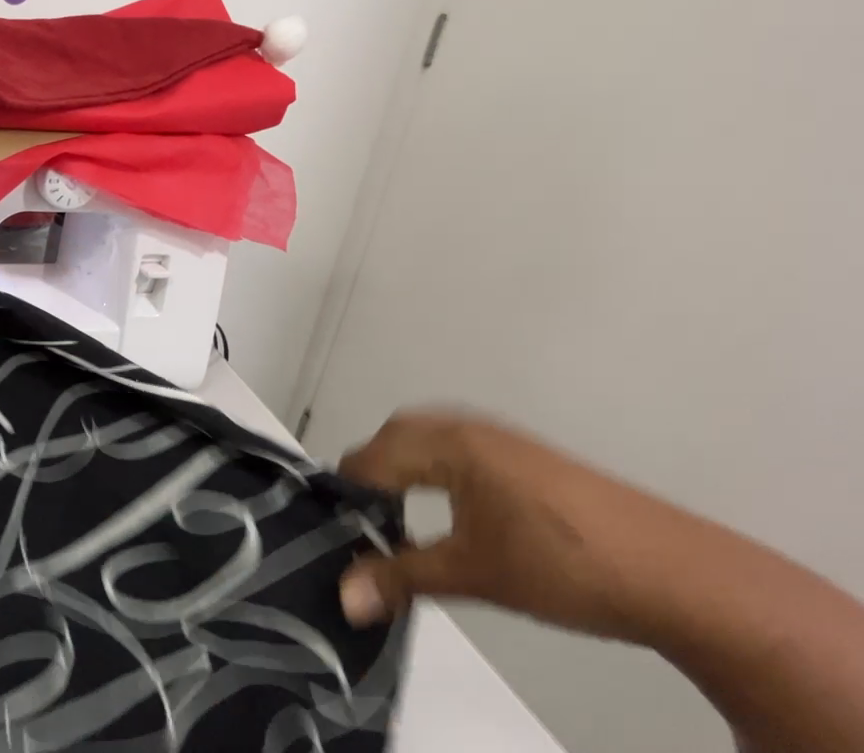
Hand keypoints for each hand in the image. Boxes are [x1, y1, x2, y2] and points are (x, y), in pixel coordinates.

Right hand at [336, 411, 714, 641]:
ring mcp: (508, 439)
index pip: (372, 457)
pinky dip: (440, 466)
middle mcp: (473, 429)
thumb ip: (401, 578)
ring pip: (432, 436)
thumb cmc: (564, 568)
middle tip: (367, 518)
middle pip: (397, 433)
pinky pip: (462, 445)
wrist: (684, 579)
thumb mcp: (473, 575)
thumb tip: (343, 597)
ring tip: (401, 511)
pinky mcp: (533, 457)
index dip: (350, 494)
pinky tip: (454, 506)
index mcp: (451, 445)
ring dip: (407, 465)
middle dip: (373, 470)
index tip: (343, 533)